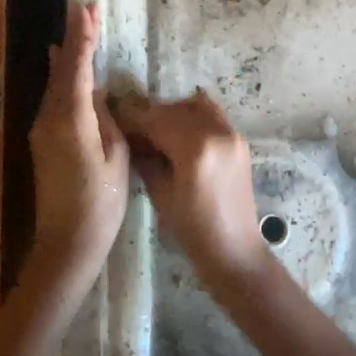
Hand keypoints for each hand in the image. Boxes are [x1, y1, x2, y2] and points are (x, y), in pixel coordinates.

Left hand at [28, 3, 128, 282]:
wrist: (67, 243)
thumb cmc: (102, 203)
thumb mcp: (116, 156)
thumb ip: (106, 118)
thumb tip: (97, 93)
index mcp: (71, 119)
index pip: (77, 68)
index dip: (82, 37)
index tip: (87, 9)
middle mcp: (50, 118)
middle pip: (62, 70)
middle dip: (74, 39)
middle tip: (86, 8)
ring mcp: (42, 129)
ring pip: (56, 82)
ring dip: (68, 55)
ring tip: (80, 27)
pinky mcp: (43, 140)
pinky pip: (54, 97)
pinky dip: (63, 76)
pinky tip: (64, 65)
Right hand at [121, 90, 269, 288]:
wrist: (234, 250)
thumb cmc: (192, 230)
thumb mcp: (160, 194)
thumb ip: (145, 159)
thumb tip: (128, 136)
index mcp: (196, 148)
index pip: (157, 120)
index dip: (134, 118)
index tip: (115, 118)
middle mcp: (217, 132)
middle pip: (176, 109)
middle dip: (152, 115)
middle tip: (133, 128)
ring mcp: (232, 134)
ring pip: (196, 106)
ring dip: (174, 112)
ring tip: (158, 131)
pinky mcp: (239, 140)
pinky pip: (212, 115)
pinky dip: (193, 116)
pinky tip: (179, 134)